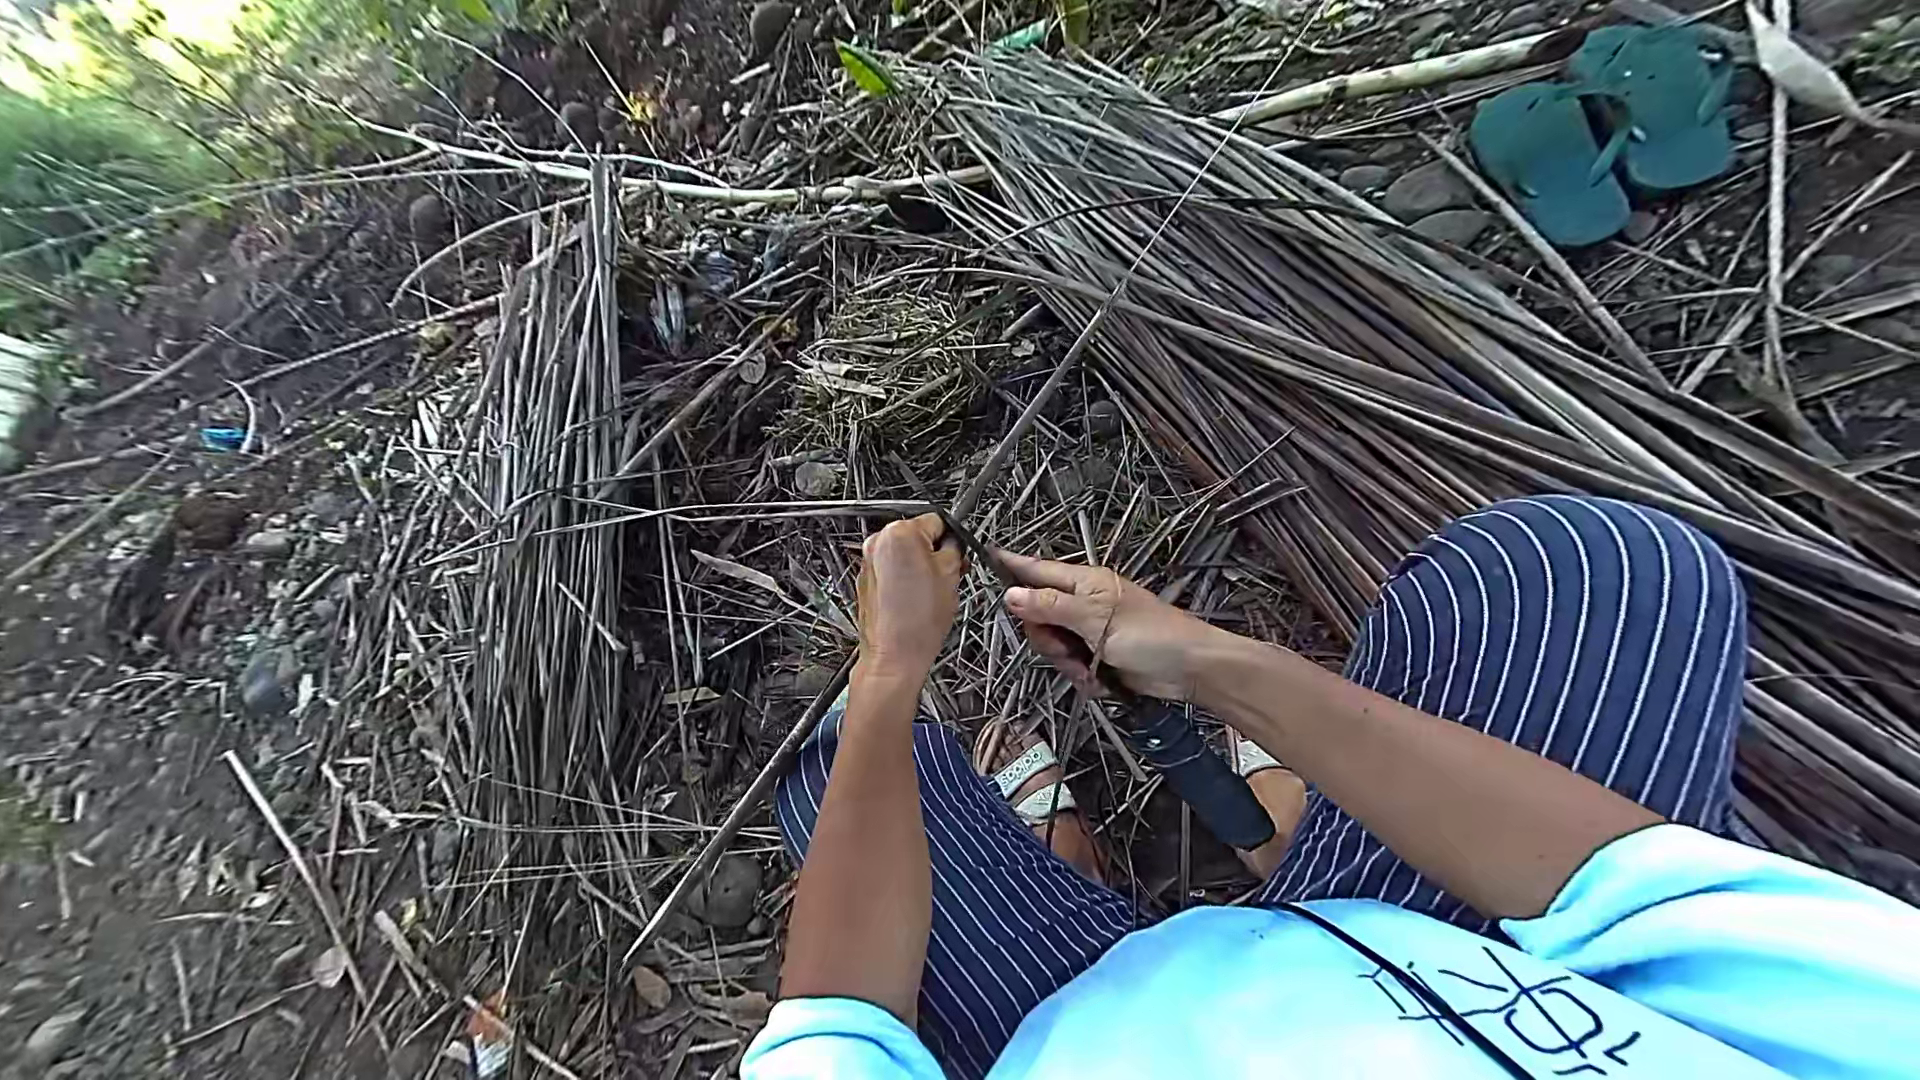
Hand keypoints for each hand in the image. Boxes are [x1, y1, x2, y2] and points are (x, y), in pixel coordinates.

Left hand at [856, 514, 965, 675]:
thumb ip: (955, 549)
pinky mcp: (866, 580)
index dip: (953, 539)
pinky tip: (916, 599)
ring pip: (906, 553)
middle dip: (936, 553)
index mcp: (899, 534)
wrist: (894, 656)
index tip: (959, 554)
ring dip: (921, 566)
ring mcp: (869, 561)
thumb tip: (954, 542)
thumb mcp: (951, 575)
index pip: (937, 520)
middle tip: (949, 576)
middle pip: (919, 535)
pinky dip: (905, 579)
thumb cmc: (917, 622)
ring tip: (932, 592)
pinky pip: (893, 569)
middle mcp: (878, 542)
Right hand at [999, 552, 1229, 700]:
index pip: (1037, 570)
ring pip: (1053, 644)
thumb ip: (1050, 606)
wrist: (1190, 669)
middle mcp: (1084, 604)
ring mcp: (1090, 630)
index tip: (988, 557)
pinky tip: (1099, 678)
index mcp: (1084, 583)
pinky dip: (1082, 675)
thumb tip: (1012, 595)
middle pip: (1039, 616)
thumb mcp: (1094, 618)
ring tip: (1089, 666)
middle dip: (1047, 638)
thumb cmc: (1153, 634)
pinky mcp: (1098, 655)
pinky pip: (1072, 665)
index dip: (1013, 566)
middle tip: (1065, 647)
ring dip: (1067, 661)